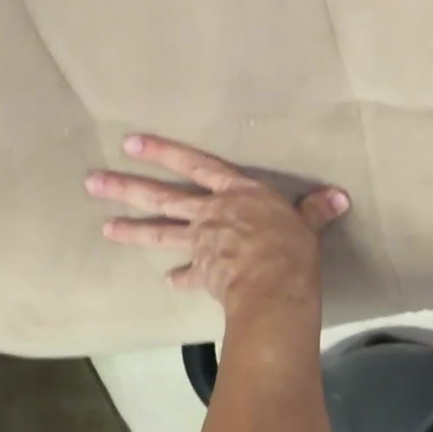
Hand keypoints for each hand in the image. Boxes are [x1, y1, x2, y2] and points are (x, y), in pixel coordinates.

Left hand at [87, 134, 350, 317]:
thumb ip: (315, 210)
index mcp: (237, 195)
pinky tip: (170, 280)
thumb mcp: (307, 224)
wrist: (273, 287)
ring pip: (162, 234)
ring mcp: (203, 245)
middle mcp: (212, 214)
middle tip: (93, 182)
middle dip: (127, 189)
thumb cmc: (291, 247)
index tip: (130, 144)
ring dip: (133, 231)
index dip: (164, 153)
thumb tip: (340, 196)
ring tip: (107, 228)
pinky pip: (190, 275)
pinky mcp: (205, 274)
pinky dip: (181, 278)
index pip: (196, 166)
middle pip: (163, 198)